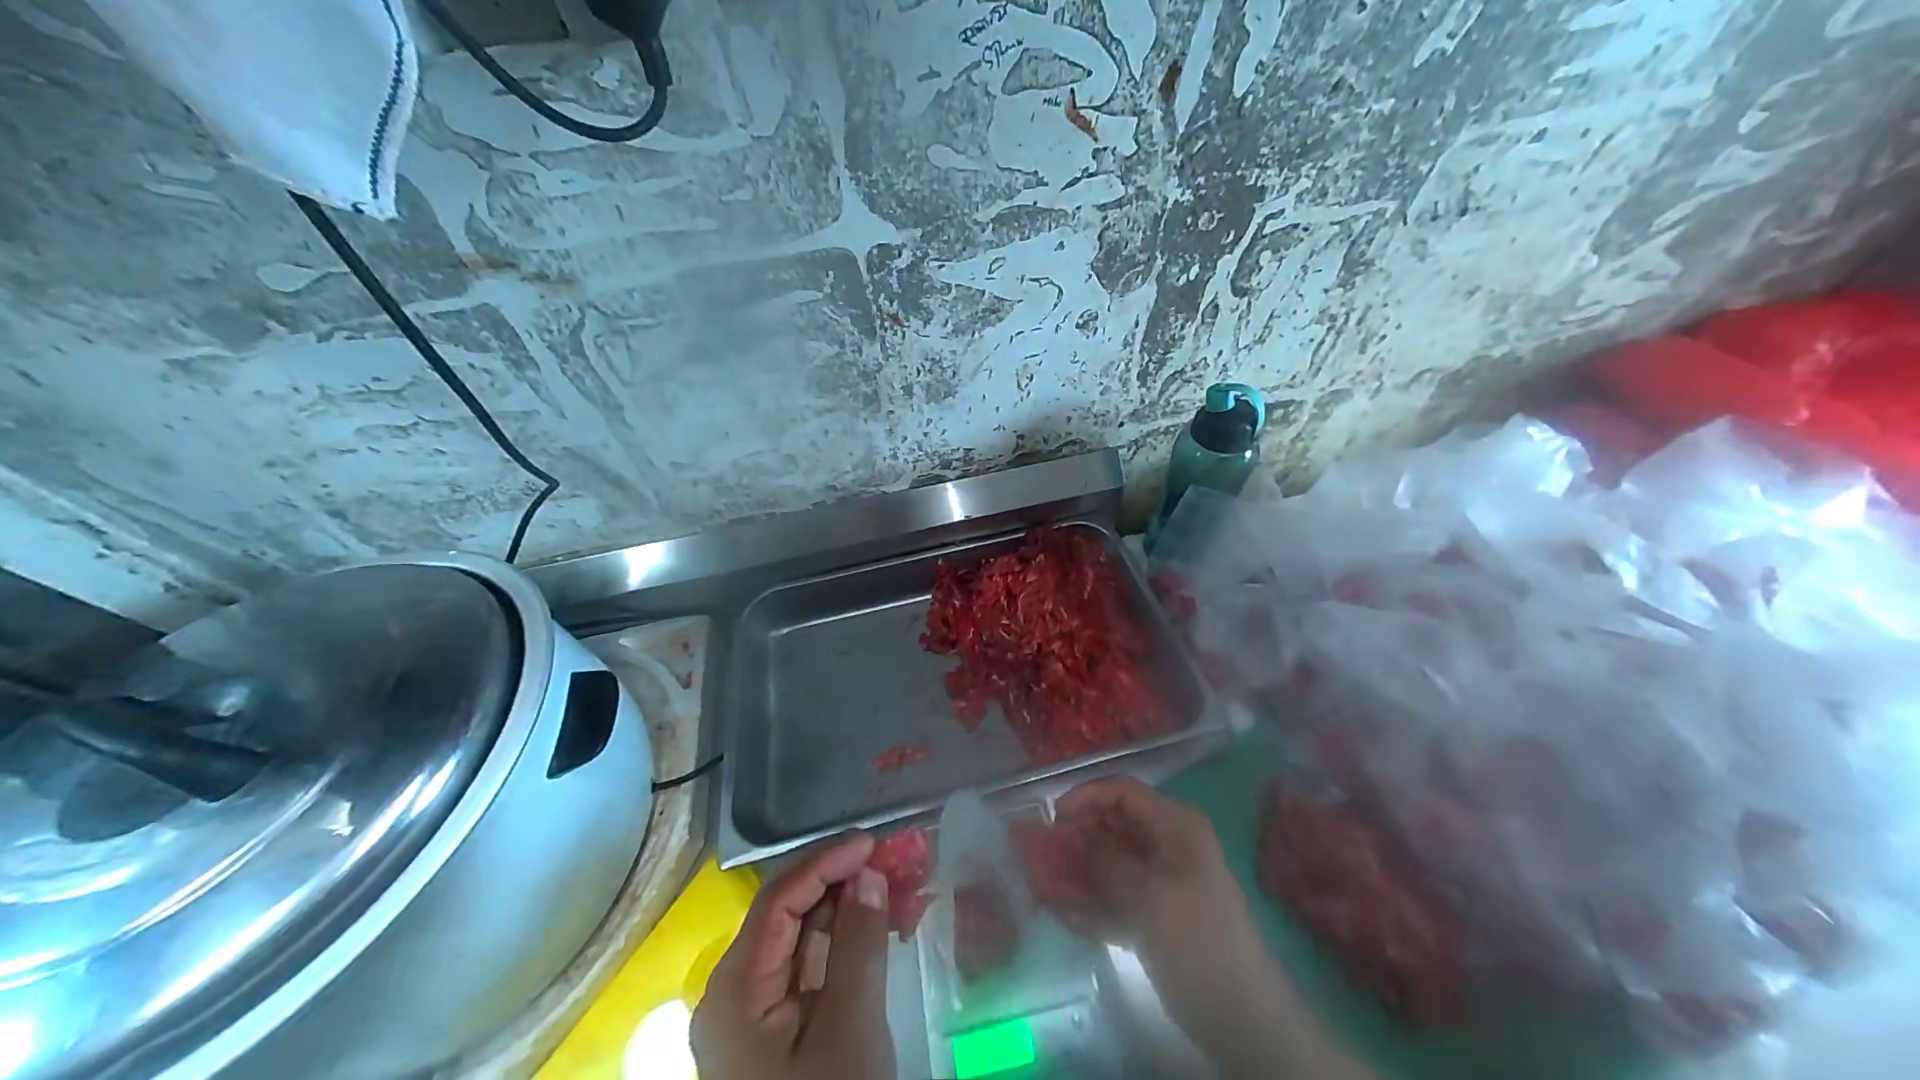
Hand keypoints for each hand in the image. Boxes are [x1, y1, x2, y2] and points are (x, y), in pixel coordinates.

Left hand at [690, 836, 895, 1079]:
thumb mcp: (849, 1031)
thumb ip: (858, 945)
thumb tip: (868, 874)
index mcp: (734, 992)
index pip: (778, 902)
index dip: (825, 863)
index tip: (873, 842)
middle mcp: (737, 993)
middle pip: (790, 915)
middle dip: (844, 881)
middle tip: (896, 860)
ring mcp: (759, 1013)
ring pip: (807, 937)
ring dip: (853, 907)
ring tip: (901, 885)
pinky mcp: (783, 1029)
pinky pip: (816, 967)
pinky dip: (851, 942)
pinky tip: (886, 924)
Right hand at [1053, 778, 1264, 1002]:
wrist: (1240, 1015)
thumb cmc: (1196, 939)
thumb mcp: (1146, 894)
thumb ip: (1105, 861)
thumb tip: (1076, 841)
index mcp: (1176, 827)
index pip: (1124, 792)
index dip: (1086, 797)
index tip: (1053, 819)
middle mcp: (1167, 846)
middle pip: (1114, 826)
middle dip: (1077, 837)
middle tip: (1041, 855)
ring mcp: (1160, 882)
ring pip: (1109, 863)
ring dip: (1077, 872)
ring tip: (1043, 887)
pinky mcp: (1153, 915)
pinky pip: (1113, 897)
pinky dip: (1089, 903)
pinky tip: (1060, 915)